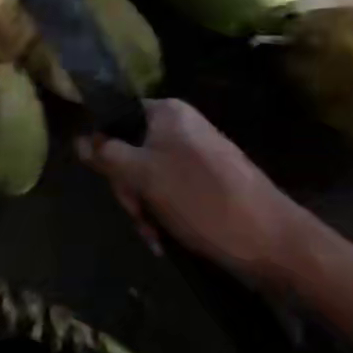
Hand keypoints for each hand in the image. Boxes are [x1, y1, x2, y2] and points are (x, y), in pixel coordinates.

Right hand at [76, 99, 300, 279]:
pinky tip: (167, 240)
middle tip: (140, 220)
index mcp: (168, 111)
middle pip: (133, 149)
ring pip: (151, 175)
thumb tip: (78, 138)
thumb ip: (107, 155)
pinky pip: (173, 189)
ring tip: (156, 238)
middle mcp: (183, 125)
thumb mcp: (145, 177)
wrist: (274, 241)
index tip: (109, 184)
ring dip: (146, 207)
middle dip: (130, 189)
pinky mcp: (211, 180)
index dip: (107, 151)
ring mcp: (199, 152)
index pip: (118, 118)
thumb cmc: (203, 200)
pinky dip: (165, 212)